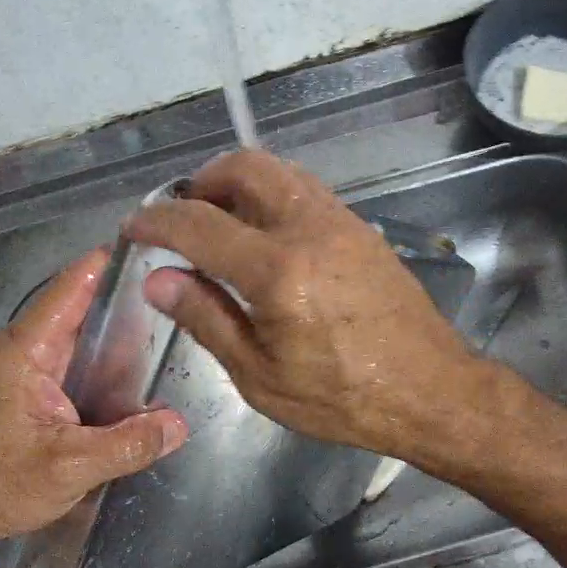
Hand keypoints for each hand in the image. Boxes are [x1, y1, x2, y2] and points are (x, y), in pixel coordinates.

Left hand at [0, 249, 188, 567]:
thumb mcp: (71, 468)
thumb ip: (128, 444)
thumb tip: (180, 424)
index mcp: (24, 354)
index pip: (67, 292)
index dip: (104, 267)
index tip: (147, 245)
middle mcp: (20, 352)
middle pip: (76, 310)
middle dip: (121, 298)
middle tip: (174, 287)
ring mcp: (21, 372)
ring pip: (75, 338)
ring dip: (114, 332)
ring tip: (167, 321)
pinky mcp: (26, 393)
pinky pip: (70, 362)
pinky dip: (101, 360)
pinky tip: (136, 370)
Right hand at [124, 150, 482, 458]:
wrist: (432, 391)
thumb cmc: (342, 399)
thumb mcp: (261, 377)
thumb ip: (206, 319)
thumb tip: (157, 279)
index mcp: (277, 271)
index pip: (198, 224)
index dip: (156, 222)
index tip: (134, 228)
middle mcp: (310, 229)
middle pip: (244, 168)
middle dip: (201, 183)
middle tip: (182, 218)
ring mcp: (343, 222)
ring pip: (280, 171)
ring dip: (240, 184)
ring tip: (220, 224)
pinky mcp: (363, 230)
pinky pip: (306, 191)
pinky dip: (273, 196)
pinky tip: (266, 236)